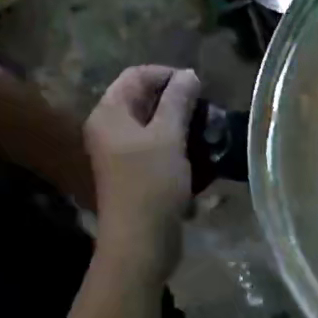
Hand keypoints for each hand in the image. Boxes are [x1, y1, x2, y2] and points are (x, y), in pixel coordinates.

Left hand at [84, 65, 199, 278]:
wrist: (140, 242)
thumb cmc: (151, 184)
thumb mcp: (168, 137)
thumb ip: (178, 101)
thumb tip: (189, 75)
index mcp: (109, 114)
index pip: (136, 75)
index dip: (167, 74)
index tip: (199, 87)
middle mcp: (110, 130)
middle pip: (144, 100)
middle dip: (177, 100)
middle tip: (207, 110)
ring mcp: (122, 155)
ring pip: (154, 127)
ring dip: (181, 125)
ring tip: (208, 130)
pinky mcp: (136, 176)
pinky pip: (158, 150)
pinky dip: (178, 147)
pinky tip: (200, 154)